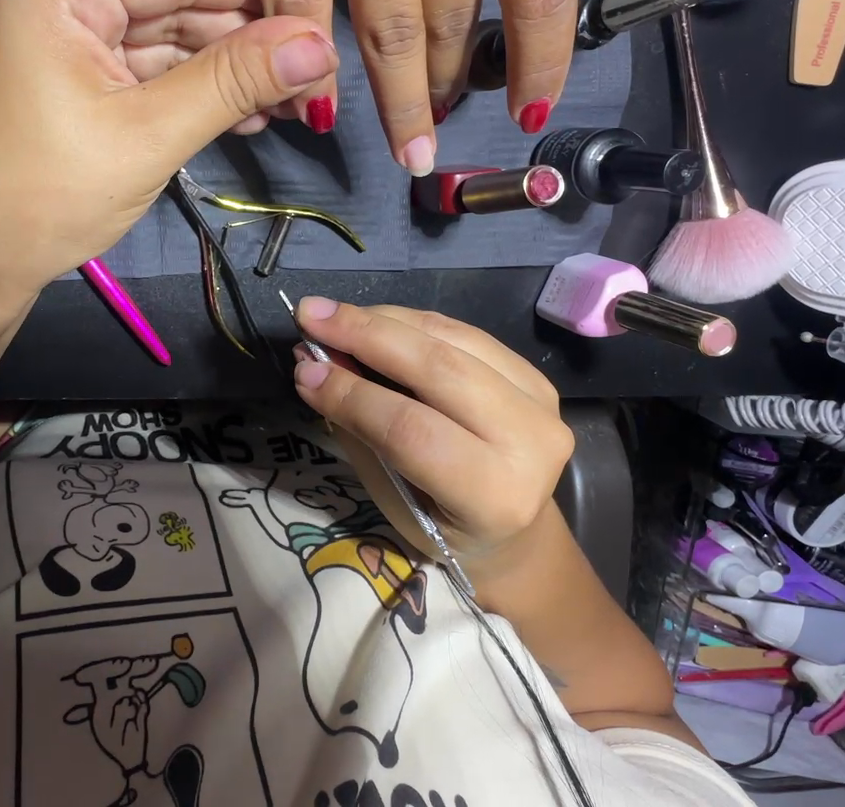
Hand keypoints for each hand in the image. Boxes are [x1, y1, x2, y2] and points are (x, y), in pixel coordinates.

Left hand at [0, 0, 338, 289]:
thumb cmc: (53, 197)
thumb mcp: (151, 134)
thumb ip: (236, 80)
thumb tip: (322, 46)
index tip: (322, 23)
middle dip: (247, 38)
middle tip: (316, 76)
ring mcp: (63, 30)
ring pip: (168, 30)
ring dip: (228, 67)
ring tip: (294, 102)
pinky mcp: (73, 68)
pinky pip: (147, 62)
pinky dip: (194, 86)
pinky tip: (248, 111)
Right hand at [288, 298, 574, 561]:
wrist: (514, 530)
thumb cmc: (440, 525)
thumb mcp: (392, 495)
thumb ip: (357, 428)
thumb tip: (313, 366)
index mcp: (496, 495)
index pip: (413, 431)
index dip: (353, 395)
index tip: (303, 370)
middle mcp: (530, 444)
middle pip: (439, 370)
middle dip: (365, 336)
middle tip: (309, 316)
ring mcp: (540, 403)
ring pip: (452, 339)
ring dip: (382, 319)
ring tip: (330, 313)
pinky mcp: (535, 374)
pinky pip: (463, 332)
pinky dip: (409, 321)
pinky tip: (369, 318)